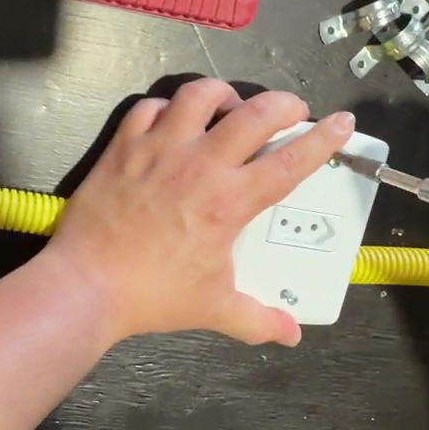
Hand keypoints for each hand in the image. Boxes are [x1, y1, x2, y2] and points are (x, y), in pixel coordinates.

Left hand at [42, 79, 353, 346]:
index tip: (341, 122)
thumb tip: (290, 334)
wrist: (87, 284)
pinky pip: (149, 107)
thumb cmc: (153, 295)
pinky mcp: (123, 145)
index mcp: (230, 201)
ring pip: (200, 95)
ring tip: (228, 108)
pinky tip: (171, 121)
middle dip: (284, 104)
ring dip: (223, 94)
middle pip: (256, 113)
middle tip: (290, 111)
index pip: (291, 161)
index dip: (323, 139)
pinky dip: (166, 108)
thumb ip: (258, 319)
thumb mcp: (213, 308)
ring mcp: (159, 148)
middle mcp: (200, 164)